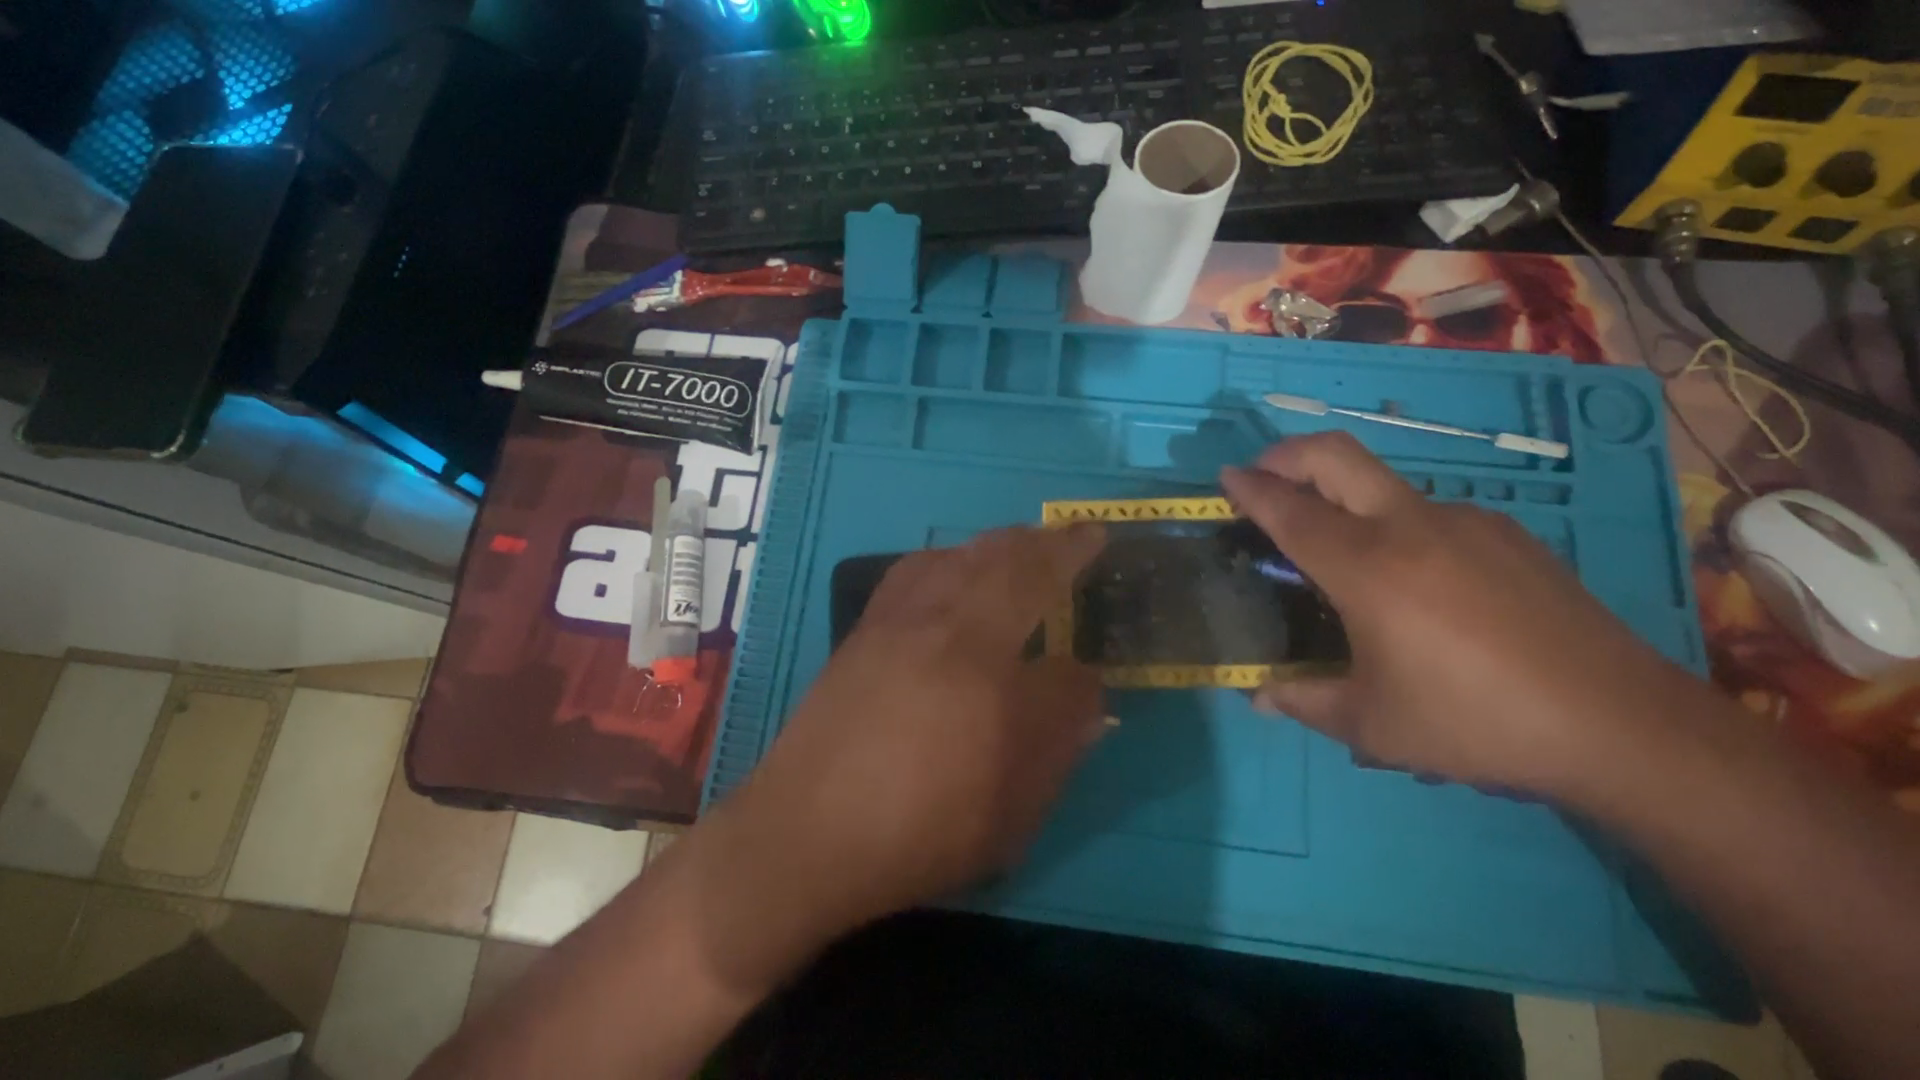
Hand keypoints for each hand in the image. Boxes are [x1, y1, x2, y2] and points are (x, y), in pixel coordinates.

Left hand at [690, 524, 1107, 975]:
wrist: (804, 837)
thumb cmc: (920, 832)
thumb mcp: (1013, 807)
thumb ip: (1058, 736)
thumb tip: (1084, 685)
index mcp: (984, 664)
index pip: (1048, 608)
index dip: (1079, 581)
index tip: (1100, 547)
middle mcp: (940, 627)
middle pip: (1001, 563)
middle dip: (1043, 543)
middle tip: (1071, 537)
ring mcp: (893, 626)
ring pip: (953, 557)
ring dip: (994, 544)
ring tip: (1017, 546)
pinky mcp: (859, 636)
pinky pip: (911, 573)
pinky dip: (944, 559)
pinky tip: (947, 574)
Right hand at [1220, 433, 1689, 796]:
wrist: (1616, 720)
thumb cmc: (1475, 722)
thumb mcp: (1374, 726)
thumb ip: (1305, 701)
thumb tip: (1261, 696)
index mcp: (1367, 568)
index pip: (1291, 510)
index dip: (1251, 488)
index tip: (1226, 477)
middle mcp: (1412, 526)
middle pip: (1337, 456)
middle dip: (1289, 454)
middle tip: (1265, 477)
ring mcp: (1468, 522)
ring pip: (1386, 487)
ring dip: (1346, 498)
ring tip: (1343, 557)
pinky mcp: (1509, 536)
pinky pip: (1433, 516)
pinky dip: (1398, 529)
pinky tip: (1418, 587)